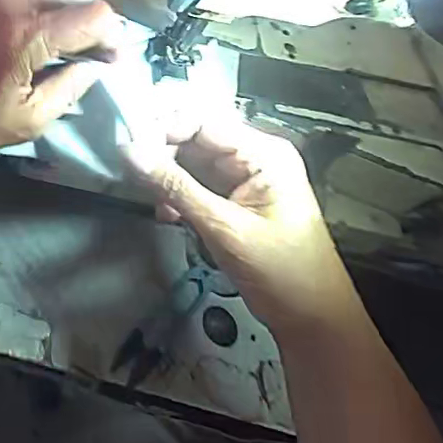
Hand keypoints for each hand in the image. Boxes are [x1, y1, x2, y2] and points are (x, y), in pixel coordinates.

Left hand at [0, 0, 121, 167]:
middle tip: (87, 66)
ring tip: (55, 62)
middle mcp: (12, 4)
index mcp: (28, 34)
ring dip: (63, 28)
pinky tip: (29, 52)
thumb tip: (97, 66)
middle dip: (89, 33)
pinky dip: (39, 24)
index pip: (95, 14)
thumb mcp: (31, 118)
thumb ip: (72, 86)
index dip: (111, 38)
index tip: (108, 64)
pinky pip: (26, 5)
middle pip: (74, 4)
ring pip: (50, 3)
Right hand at [127, 117, 361, 339]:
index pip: (203, 121)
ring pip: (190, 161)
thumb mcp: (223, 227)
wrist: (314, 321)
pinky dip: (176, 194)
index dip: (163, 126)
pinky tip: (167, 212)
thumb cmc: (284, 273)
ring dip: (166, 176)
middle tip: (129, 167)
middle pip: (194, 138)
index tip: (128, 140)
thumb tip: (131, 153)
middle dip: (161, 153)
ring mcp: (244, 178)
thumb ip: (174, 186)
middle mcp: (255, 157)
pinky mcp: (234, 198)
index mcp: (265, 154)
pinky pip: (195, 183)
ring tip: (149, 195)